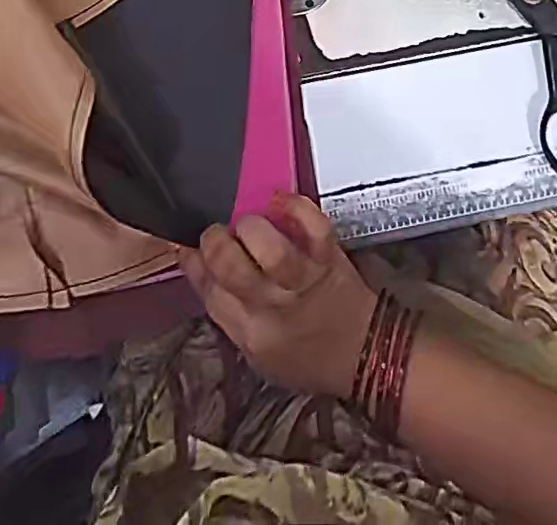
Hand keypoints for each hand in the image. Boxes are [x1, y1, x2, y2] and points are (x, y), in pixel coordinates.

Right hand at [179, 194, 378, 397]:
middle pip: (233, 268)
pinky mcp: (330, 259)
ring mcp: (305, 281)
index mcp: (251, 332)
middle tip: (219, 233)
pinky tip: (279, 201)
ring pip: (272, 249)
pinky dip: (295, 206)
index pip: (210, 291)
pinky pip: (314, 226)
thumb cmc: (306, 353)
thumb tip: (195, 261)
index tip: (190, 245)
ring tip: (249, 224)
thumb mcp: (256, 349)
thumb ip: (224, 306)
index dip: (195, 261)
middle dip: (216, 242)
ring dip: (251, 228)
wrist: (365, 356)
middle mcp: (275, 307)